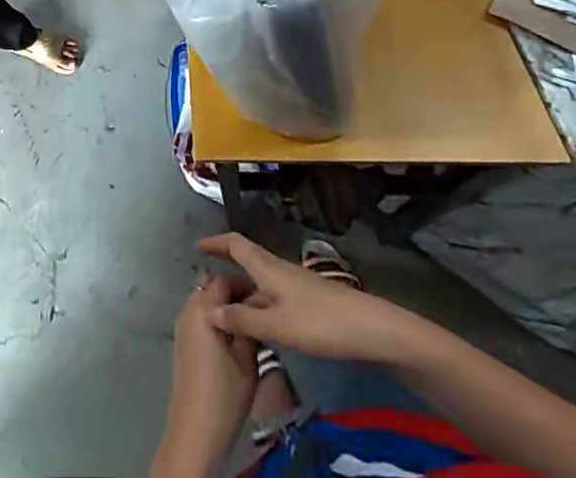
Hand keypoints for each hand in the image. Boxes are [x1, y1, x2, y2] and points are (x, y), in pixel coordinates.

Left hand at [155, 274, 257, 475]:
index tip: (264, 296)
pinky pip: (198, 317)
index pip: (222, 282)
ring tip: (248, 322)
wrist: (197, 423)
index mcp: (202, 311)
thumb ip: (249, 327)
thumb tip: (254, 308)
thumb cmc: (226, 391)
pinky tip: (232, 335)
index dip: (244, 284)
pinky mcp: (181, 340)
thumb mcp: (248, 359)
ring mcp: (181, 325)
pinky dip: (214, 317)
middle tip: (258, 308)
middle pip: (209, 288)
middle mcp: (187, 311)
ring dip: (222, 305)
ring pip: (203, 302)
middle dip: (232, 293)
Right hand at [197, 233, 427, 365]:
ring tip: (228, 311)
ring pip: (262, 283)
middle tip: (208, 285)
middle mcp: (280, 271)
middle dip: (226, 269)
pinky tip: (261, 327)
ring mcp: (298, 287)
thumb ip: (242, 320)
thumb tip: (208, 312)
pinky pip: (275, 298)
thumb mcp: (277, 326)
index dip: (215, 242)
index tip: (198, 246)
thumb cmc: (322, 322)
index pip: (235, 244)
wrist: (377, 332)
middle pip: (247, 262)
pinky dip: (260, 306)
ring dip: (243, 291)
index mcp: (267, 268)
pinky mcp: (312, 304)